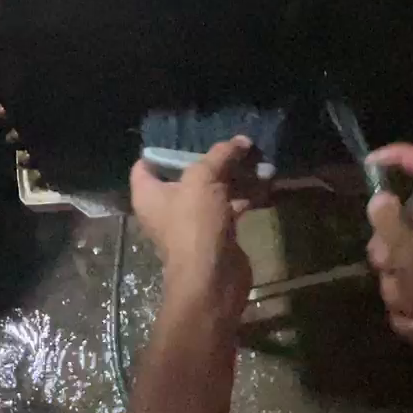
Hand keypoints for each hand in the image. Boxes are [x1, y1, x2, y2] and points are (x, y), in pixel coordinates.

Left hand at [130, 138, 260, 320]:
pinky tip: (266, 182)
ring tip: (257, 157)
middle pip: (187, 174)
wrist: (212, 279)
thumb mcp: (203, 180)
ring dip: (235, 176)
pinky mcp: (215, 233)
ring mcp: (192, 221)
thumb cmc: (195, 225)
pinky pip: (229, 207)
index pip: (147, 163)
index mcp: (149, 193)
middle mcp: (166, 206)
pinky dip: (245, 196)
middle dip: (211, 159)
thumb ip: (220, 156)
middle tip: (233, 142)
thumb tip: (241, 140)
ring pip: (212, 190)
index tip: (188, 134)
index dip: (163, 148)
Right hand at [365, 143, 412, 384]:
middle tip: (386, 261)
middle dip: (385, 245)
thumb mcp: (410, 253)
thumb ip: (389, 222)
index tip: (369, 163)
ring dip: (395, 284)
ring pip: (400, 261)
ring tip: (410, 301)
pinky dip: (407, 309)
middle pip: (404, 220)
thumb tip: (379, 198)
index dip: (402, 156)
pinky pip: (407, 292)